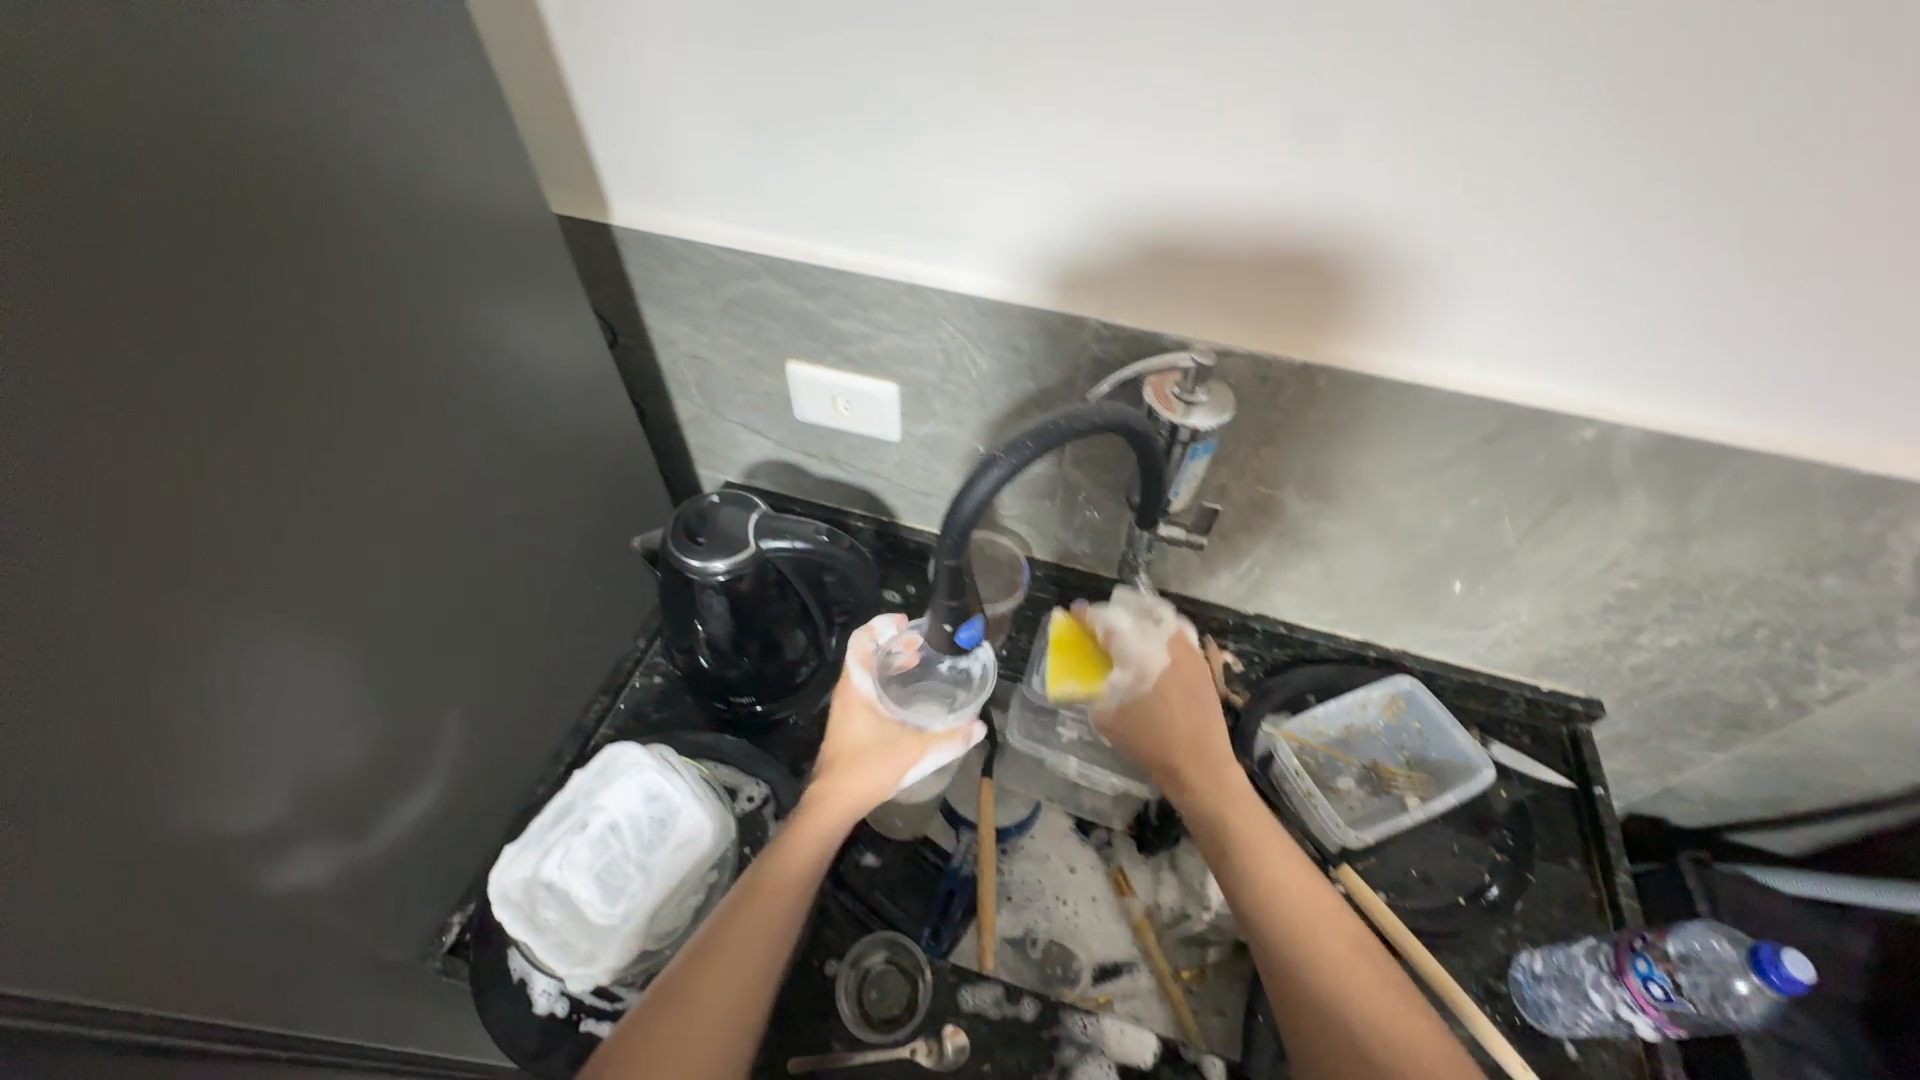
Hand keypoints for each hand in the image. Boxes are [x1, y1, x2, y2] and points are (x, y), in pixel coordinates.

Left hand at [802, 614, 986, 824]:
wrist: (833, 802)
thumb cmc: (867, 767)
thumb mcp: (914, 751)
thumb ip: (948, 738)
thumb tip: (978, 726)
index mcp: (856, 686)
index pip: (860, 640)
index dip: (881, 625)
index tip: (906, 624)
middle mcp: (847, 691)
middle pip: (865, 653)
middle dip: (892, 644)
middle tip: (921, 643)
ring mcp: (846, 708)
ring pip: (866, 673)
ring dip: (889, 664)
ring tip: (917, 662)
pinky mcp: (849, 723)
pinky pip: (867, 690)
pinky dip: (886, 683)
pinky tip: (906, 697)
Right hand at [1078, 589, 1238, 803]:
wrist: (1199, 762)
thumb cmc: (1147, 741)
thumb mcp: (1105, 717)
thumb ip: (1095, 688)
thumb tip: (1094, 675)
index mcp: (1135, 650)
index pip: (1106, 619)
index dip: (1086, 614)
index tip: (1075, 611)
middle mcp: (1162, 640)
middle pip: (1135, 609)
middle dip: (1115, 609)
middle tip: (1101, 619)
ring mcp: (1186, 648)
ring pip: (1162, 614)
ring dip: (1141, 613)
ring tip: (1130, 621)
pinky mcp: (1201, 660)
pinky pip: (1179, 630)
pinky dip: (1162, 628)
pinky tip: (1156, 641)